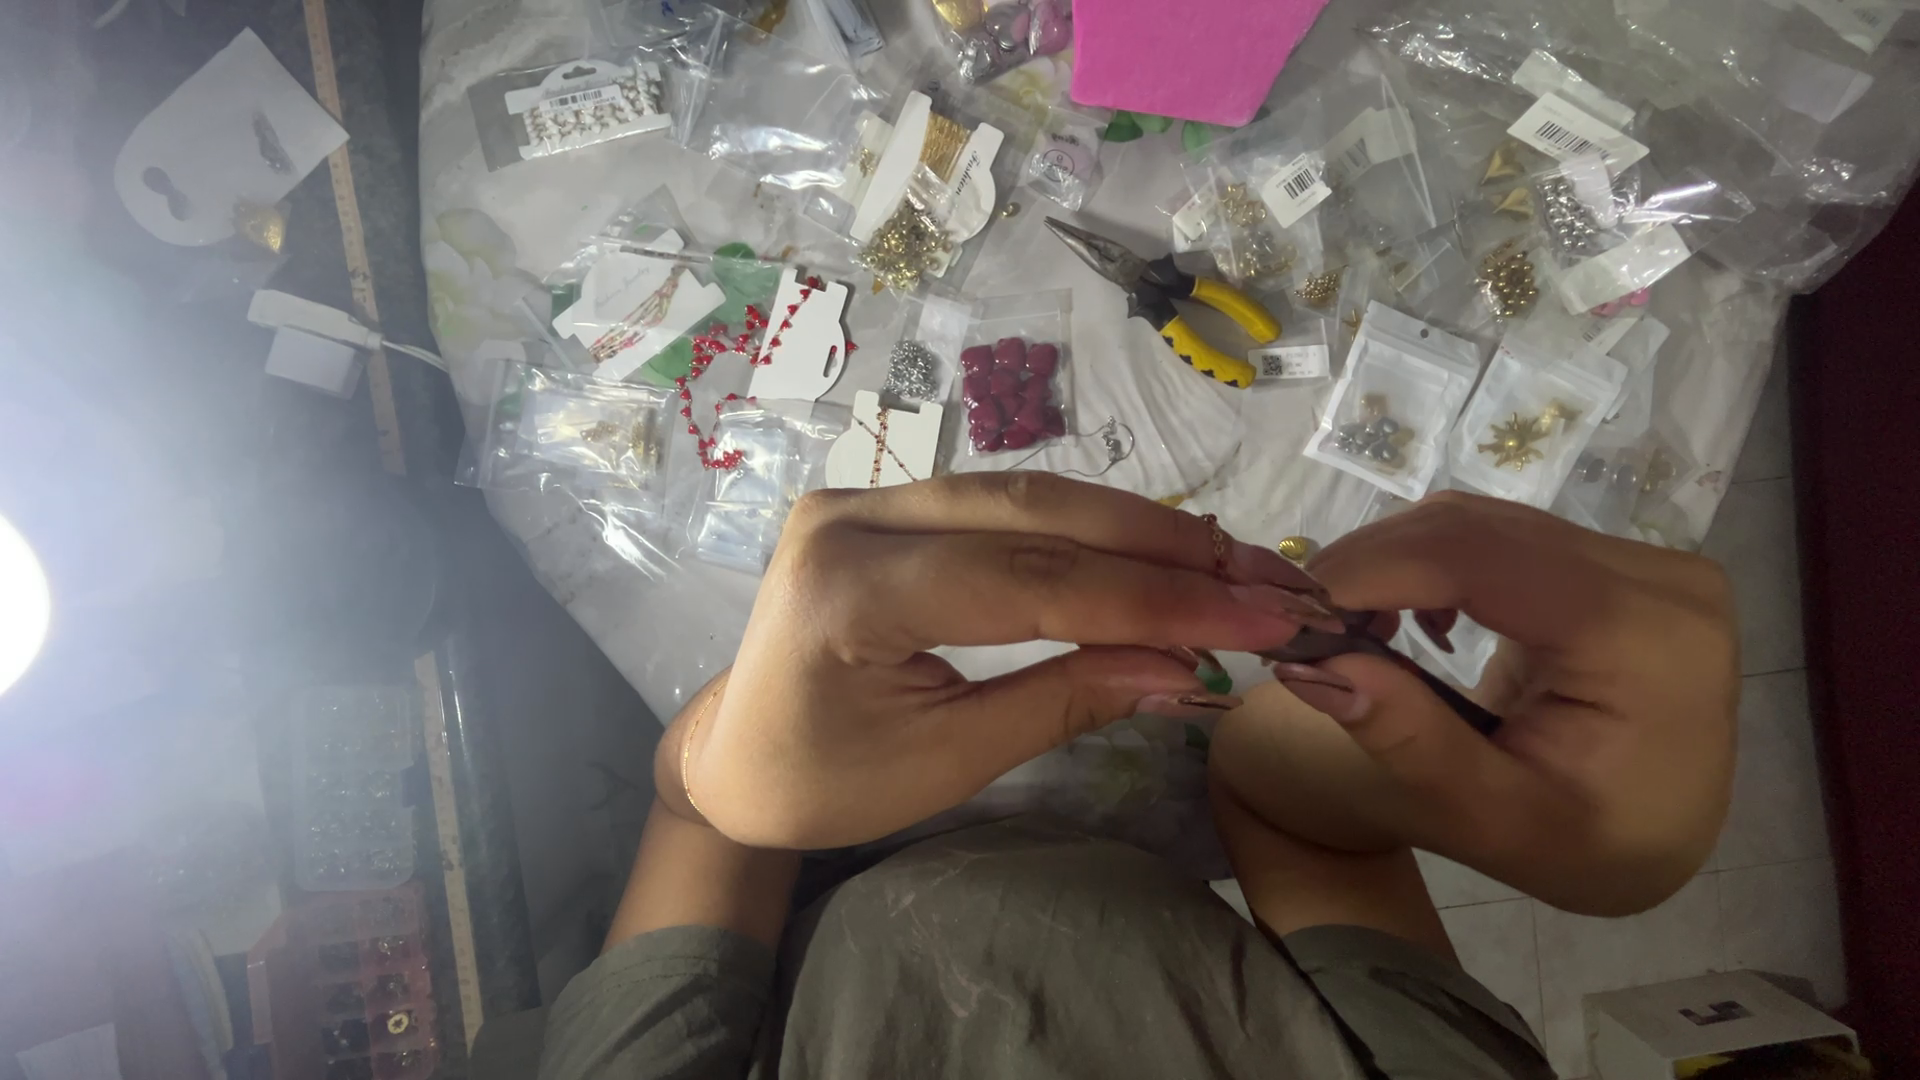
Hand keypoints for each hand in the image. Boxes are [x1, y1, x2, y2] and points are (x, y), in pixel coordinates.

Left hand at [659, 472, 1334, 849]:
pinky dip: (1083, 527)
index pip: (1030, 582)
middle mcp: (854, 516)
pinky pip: (1002, 504)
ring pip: (1026, 496)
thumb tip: (1189, 669)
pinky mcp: (886, 504)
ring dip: (1133, 528)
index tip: (1260, 617)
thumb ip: (1068, 698)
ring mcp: (866, 497)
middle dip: (1161, 549)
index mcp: (852, 591)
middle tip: (1265, 577)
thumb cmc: (826, 782)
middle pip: (1036, 516)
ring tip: (1227, 562)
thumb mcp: (949, 758)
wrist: (738, 757)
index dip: (1154, 601)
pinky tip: (1148, 543)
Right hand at [1218, 492, 1737, 915]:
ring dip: (1380, 565)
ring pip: (1462, 522)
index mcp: (1649, 642)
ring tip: (1339, 629)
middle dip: (1363, 568)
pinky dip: (1409, 565)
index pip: (1485, 563)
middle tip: (1297, 627)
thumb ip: (1409, 742)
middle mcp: (1653, 580)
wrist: (1636, 833)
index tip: (1289, 613)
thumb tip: (1312, 666)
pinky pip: (1476, 534)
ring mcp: (1627, 561)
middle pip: (1467, 531)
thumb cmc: (1573, 838)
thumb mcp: (1488, 820)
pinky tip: (1395, 618)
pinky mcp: (1595, 560)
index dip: (1374, 572)